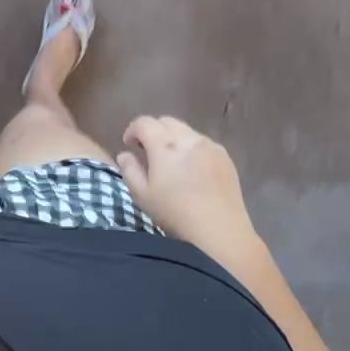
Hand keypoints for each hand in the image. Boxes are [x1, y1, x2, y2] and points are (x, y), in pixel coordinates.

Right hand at [116, 116, 256, 246]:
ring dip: (173, 139)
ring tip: (171, 162)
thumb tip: (125, 154)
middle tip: (148, 152)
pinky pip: (203, 143)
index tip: (129, 145)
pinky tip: (192, 171)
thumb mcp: (142, 195)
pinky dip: (191, 148)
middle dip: (153, 131)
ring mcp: (210, 145)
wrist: (218, 229)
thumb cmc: (175, 213)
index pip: (144, 122)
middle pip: (166, 121)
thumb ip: (129, 170)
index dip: (132, 130)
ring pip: (186, 131)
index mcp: (165, 145)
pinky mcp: (225, 156)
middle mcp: (189, 138)